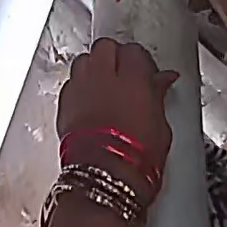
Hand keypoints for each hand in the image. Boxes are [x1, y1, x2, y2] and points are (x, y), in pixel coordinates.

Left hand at [58, 38, 177, 197]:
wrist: (104, 180)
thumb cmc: (135, 160)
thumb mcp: (161, 126)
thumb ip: (157, 96)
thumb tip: (162, 81)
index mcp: (133, 80)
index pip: (134, 52)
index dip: (139, 60)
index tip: (144, 72)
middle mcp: (103, 78)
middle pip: (105, 47)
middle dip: (114, 55)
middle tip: (123, 72)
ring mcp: (80, 88)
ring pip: (84, 60)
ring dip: (94, 66)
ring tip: (104, 83)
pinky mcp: (64, 103)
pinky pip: (71, 81)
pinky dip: (80, 85)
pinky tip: (90, 99)